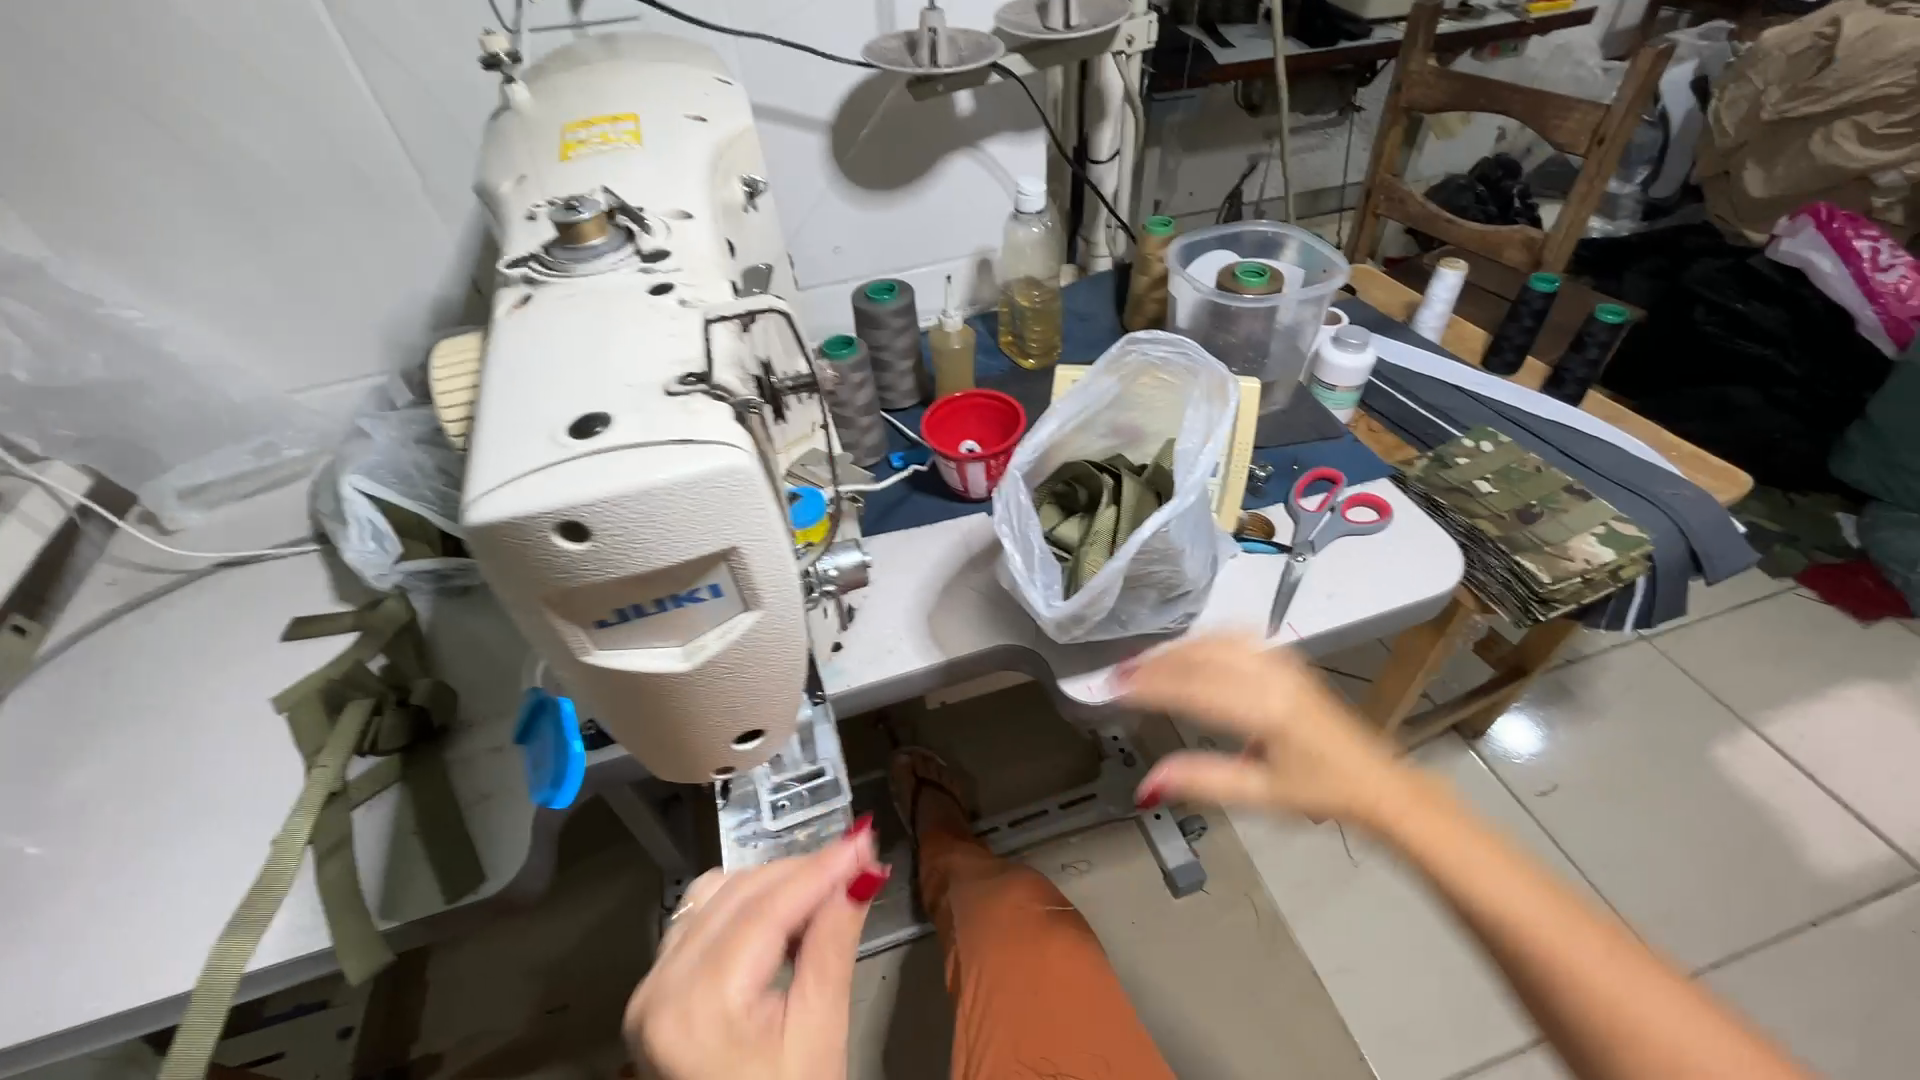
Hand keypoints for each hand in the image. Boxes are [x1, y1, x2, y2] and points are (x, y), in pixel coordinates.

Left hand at [624, 818, 889, 1079]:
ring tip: (824, 890)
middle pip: (738, 894)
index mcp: (699, 1005)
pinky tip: (782, 912)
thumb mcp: (819, 1033)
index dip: (819, 868)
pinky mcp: (654, 990)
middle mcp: (660, 987)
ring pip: (716, 896)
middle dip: (801, 872)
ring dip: (773, 884)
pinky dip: (744, 904)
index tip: (864, 837)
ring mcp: (649, 987)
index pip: (765, 910)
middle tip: (856, 861)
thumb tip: (862, 872)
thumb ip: (834, 945)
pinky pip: (699, 918)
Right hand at [1119, 635, 1418, 827]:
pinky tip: (1188, 648)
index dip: (1150, 685)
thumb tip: (1148, 783)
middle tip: (1119, 676)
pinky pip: (1235, 635)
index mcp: (1267, 712)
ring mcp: (1282, 662)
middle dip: (1156, 663)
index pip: (1195, 689)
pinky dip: (1203, 639)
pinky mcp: (1286, 659)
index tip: (1115, 688)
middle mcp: (1273, 677)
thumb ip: (1204, 782)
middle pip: (1202, 656)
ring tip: (1145, 663)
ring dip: (1177, 648)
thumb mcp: (1261, 796)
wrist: (1377, 780)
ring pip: (1217, 639)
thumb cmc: (1320, 792)